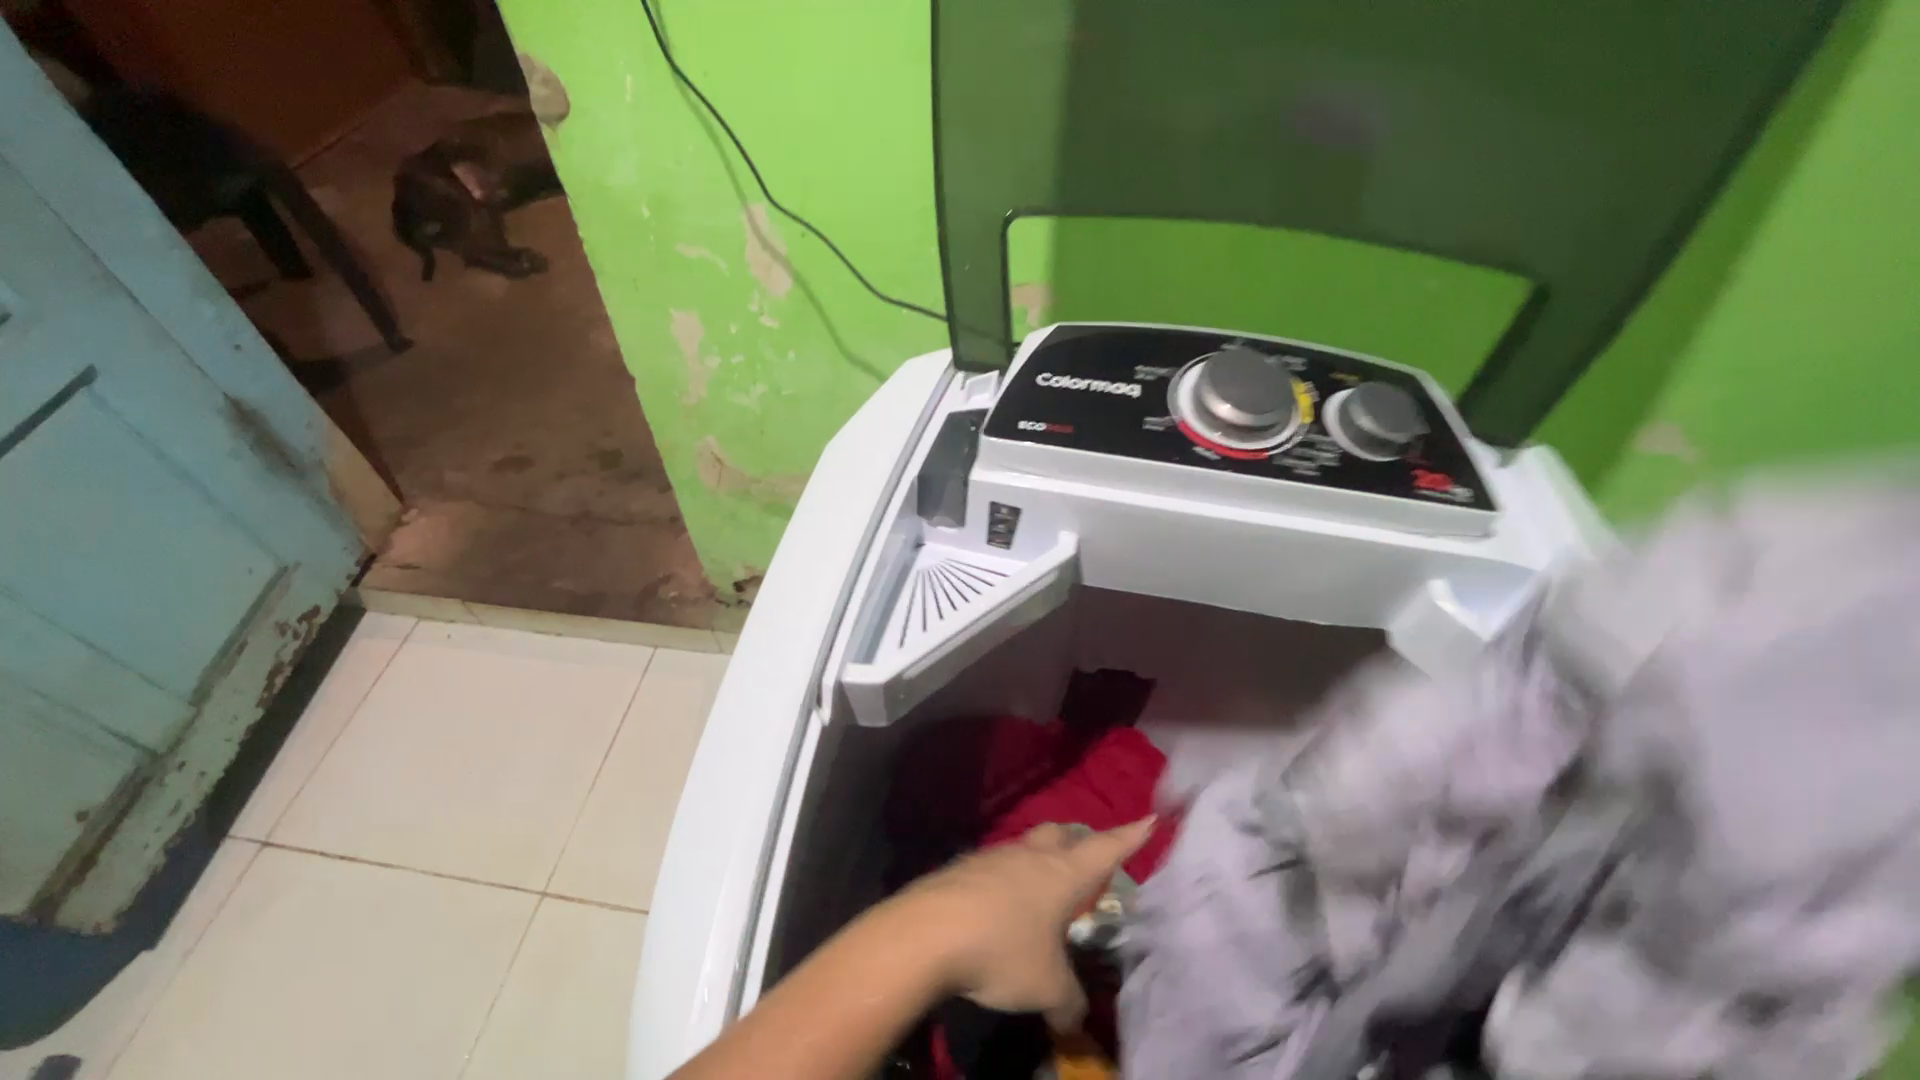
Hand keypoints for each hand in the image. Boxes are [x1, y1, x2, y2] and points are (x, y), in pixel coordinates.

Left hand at [889, 818, 1154, 1031]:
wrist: (925, 933)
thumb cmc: (1003, 950)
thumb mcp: (1047, 988)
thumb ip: (1068, 1002)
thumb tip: (1073, 1020)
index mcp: (1064, 873)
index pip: (1107, 848)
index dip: (1131, 836)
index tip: (1150, 818)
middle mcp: (1031, 855)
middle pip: (1061, 835)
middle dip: (1078, 844)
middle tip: (1086, 864)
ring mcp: (992, 858)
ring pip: (1025, 849)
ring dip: (1037, 865)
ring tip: (1041, 898)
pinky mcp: (961, 870)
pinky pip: (993, 869)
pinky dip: (1004, 884)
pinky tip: (999, 912)